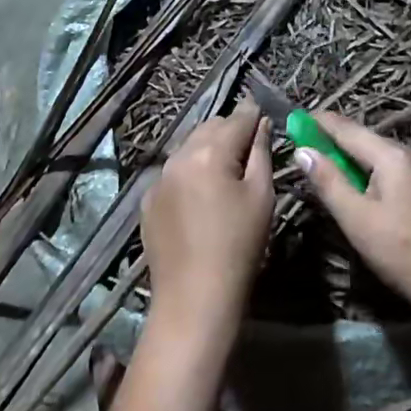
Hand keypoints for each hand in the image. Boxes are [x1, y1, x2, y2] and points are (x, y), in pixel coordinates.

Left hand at [140, 104, 272, 336]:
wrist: (194, 298)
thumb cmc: (239, 248)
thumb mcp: (261, 197)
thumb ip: (261, 153)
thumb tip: (261, 124)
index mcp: (209, 153)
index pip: (236, 119)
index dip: (252, 114)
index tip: (263, 112)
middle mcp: (178, 157)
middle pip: (208, 128)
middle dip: (229, 130)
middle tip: (248, 142)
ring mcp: (158, 178)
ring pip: (187, 148)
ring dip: (206, 149)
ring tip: (225, 166)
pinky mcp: (148, 200)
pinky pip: (173, 173)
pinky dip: (189, 172)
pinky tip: (200, 194)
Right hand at [300, 112, 410, 307]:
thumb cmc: (404, 253)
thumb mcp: (357, 219)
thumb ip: (328, 182)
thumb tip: (302, 152)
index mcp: (392, 156)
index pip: (347, 128)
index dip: (319, 123)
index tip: (294, 120)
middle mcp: (410, 154)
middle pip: (364, 139)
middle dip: (333, 140)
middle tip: (304, 146)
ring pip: (378, 156)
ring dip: (350, 158)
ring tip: (325, 166)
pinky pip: (390, 170)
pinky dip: (368, 172)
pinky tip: (358, 189)